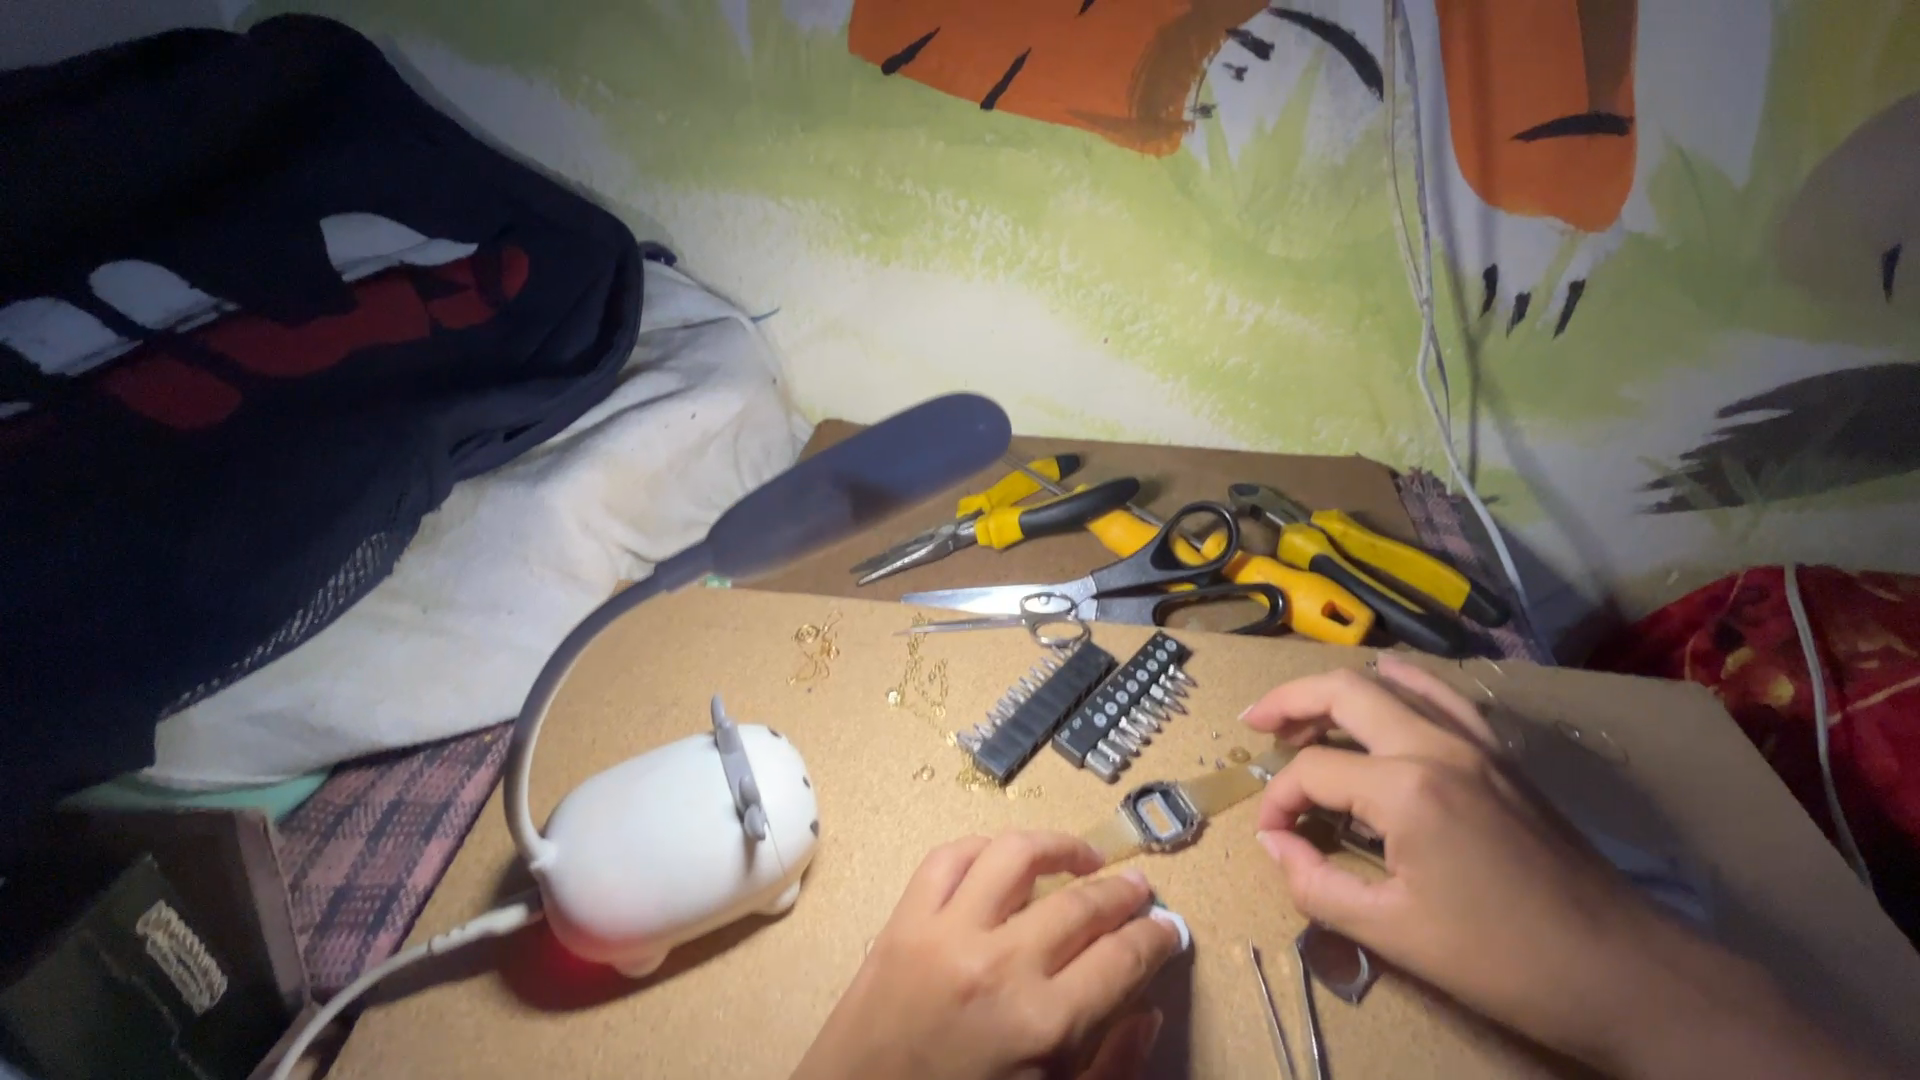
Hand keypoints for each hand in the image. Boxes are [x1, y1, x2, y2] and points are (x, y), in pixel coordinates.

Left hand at [791, 831, 1181, 1079]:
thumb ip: (1110, 1064)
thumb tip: (1148, 1006)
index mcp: (1041, 1025)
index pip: (1120, 958)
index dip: (1155, 936)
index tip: (1169, 924)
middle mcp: (998, 964)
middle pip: (1080, 903)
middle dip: (1122, 890)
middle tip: (1139, 885)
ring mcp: (945, 932)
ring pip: (1014, 855)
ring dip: (1057, 845)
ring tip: (1082, 856)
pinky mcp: (903, 919)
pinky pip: (948, 857)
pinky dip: (983, 848)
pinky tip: (1004, 858)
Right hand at [1243, 654, 1879, 1078]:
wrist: (1624, 972)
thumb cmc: (1502, 958)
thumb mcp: (1392, 933)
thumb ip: (1315, 883)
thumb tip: (1276, 842)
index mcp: (1405, 789)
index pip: (1312, 772)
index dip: (1278, 800)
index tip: (1273, 836)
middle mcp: (1435, 746)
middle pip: (1341, 693)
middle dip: (1287, 703)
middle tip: (1254, 723)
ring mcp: (1474, 742)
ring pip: (1389, 682)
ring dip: (1335, 690)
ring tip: (1302, 712)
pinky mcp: (1499, 754)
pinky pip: (1441, 696)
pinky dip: (1401, 683)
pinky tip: (1385, 685)